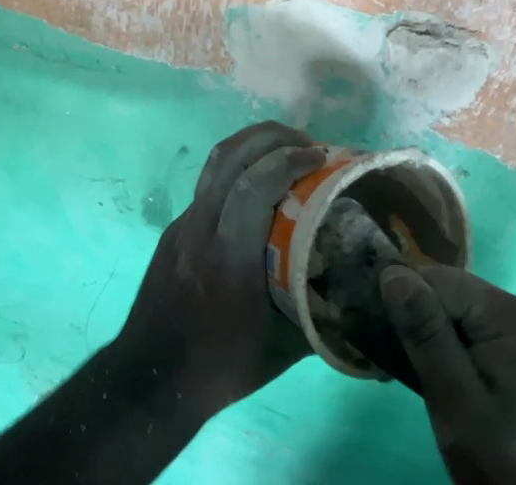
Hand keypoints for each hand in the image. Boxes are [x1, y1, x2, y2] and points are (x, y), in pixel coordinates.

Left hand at [117, 121, 326, 413]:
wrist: (152, 378)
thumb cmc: (221, 366)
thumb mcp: (283, 347)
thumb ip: (320, 310)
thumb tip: (363, 291)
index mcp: (228, 257)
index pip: (251, 186)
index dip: (287, 160)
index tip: (321, 157)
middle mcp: (200, 229)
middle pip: (229, 158)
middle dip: (271, 137)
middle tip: (309, 144)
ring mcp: (182, 226)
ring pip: (214, 165)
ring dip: (252, 146)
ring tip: (287, 150)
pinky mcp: (173, 230)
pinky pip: (208, 186)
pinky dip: (237, 171)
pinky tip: (259, 188)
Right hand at [381, 265, 515, 484]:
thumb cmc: (510, 466)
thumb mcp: (455, 401)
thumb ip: (424, 334)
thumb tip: (391, 272)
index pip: (440, 280)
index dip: (407, 304)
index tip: (384, 340)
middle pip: (457, 297)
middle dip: (425, 325)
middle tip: (405, 372)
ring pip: (471, 320)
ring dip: (443, 344)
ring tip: (431, 386)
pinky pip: (491, 341)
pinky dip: (466, 357)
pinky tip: (459, 391)